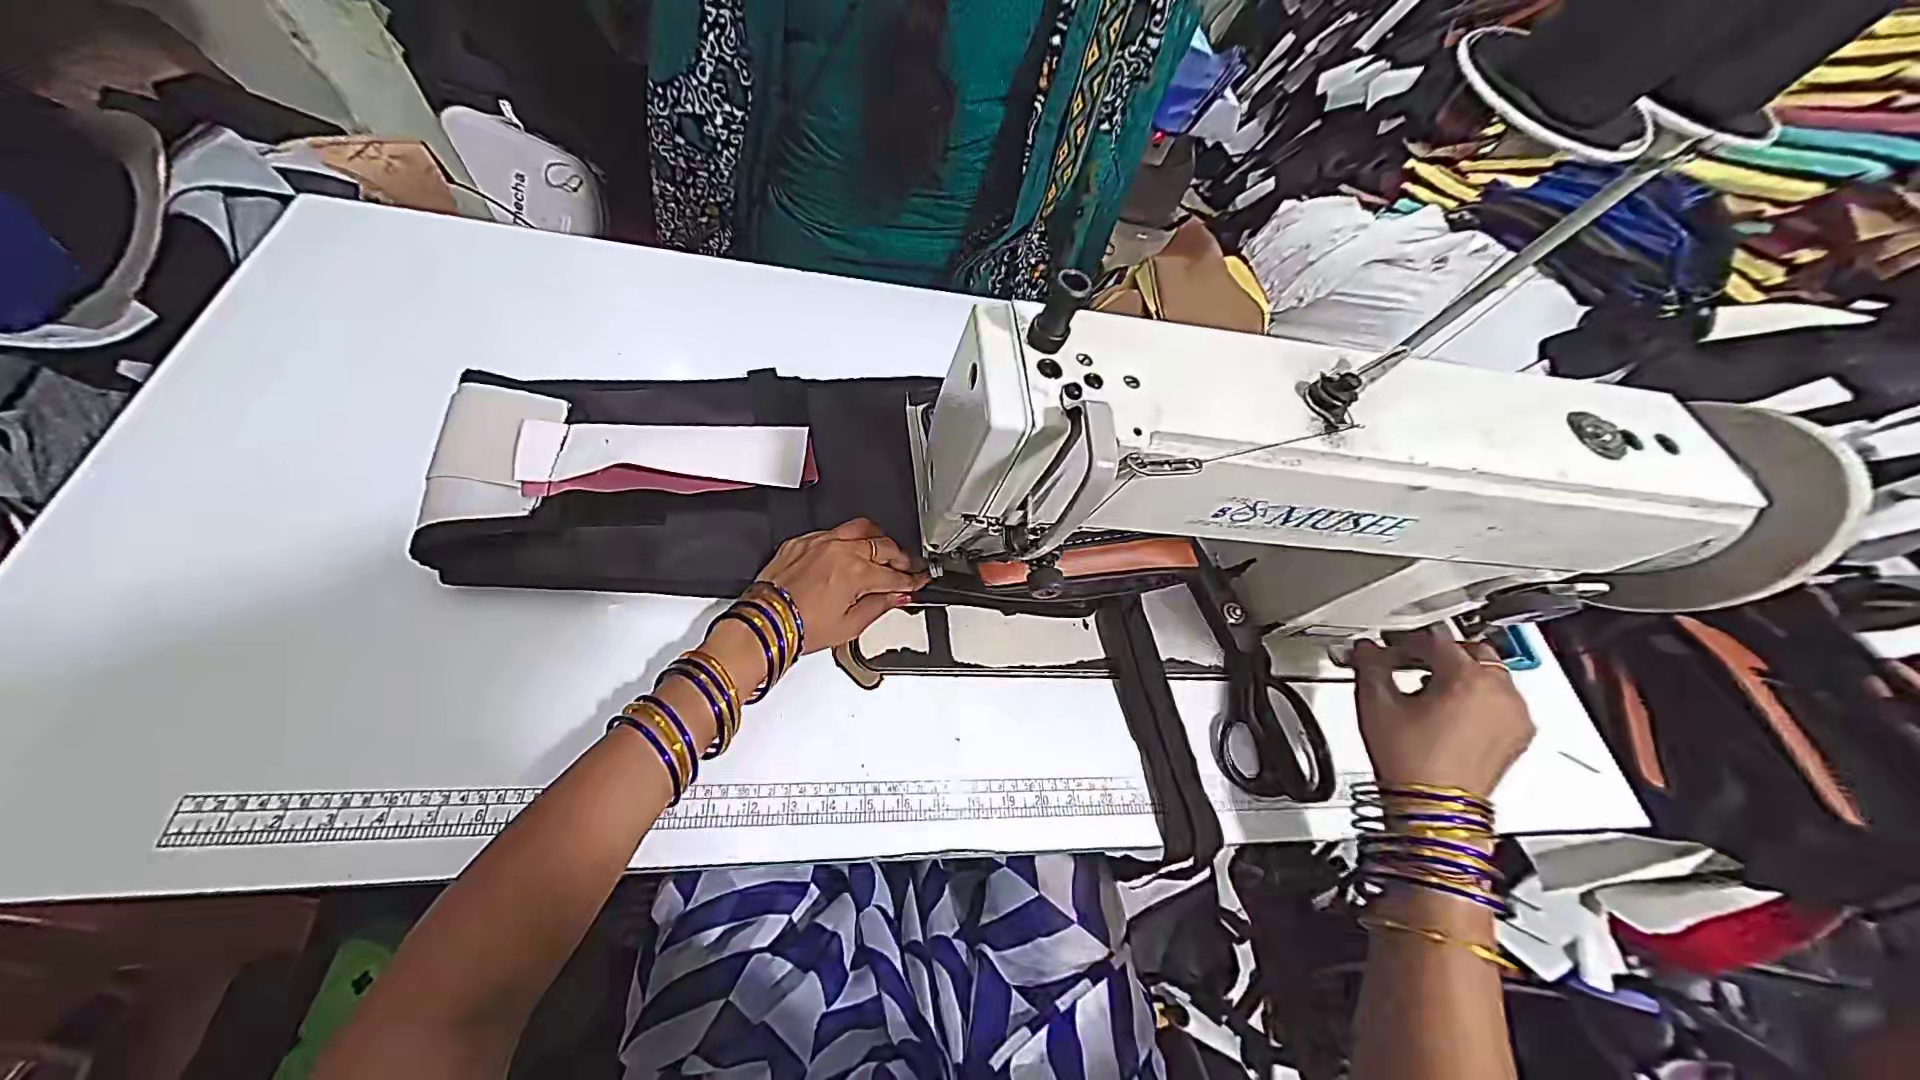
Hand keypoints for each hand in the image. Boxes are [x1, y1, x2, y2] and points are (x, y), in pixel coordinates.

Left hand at [755, 519, 928, 652]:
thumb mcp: (849, 626)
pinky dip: (846, 540)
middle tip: (906, 568)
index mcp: (856, 573)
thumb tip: (896, 597)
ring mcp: (820, 542)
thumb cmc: (799, 626)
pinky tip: (848, 551)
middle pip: (884, 546)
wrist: (764, 622)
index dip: (912, 579)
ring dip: (878, 540)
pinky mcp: (803, 541)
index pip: (896, 574)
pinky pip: (833, 531)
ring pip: (861, 528)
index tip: (919, 580)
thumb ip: (879, 606)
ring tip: (883, 551)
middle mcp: (840, 551)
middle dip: (901, 558)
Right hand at [1352, 625, 1534, 798]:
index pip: (1435, 640)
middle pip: (1471, 651)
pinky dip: (1477, 697)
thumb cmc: (1411, 762)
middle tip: (1410, 659)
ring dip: (1461, 674)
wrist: (1434, 808)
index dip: (1405, 640)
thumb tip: (1367, 651)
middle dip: (1439, 652)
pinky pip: (1501, 702)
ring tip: (1429, 685)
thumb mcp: (1376, 703)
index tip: (1389, 647)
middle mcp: (1501, 693)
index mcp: (1469, 678)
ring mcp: (1514, 716)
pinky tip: (1448, 710)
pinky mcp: (1517, 737)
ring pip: (1491, 675)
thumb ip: (1370, 666)